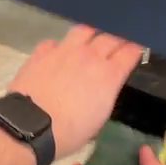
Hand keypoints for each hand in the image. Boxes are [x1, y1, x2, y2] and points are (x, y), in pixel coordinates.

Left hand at [6, 25, 143, 157]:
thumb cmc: (69, 133)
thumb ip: (106, 95)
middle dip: (116, 41)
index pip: (130, 52)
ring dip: (90, 36)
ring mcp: (65, 51)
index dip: (135, 50)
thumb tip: (105, 87)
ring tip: (88, 43)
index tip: (135, 51)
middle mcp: (90, 56)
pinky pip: (55, 42)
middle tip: (115, 47)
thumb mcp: (98, 119)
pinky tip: (58, 54)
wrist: (30, 127)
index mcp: (109, 75)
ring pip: (84, 31)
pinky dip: (60, 47)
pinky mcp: (42, 52)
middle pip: (110, 38)